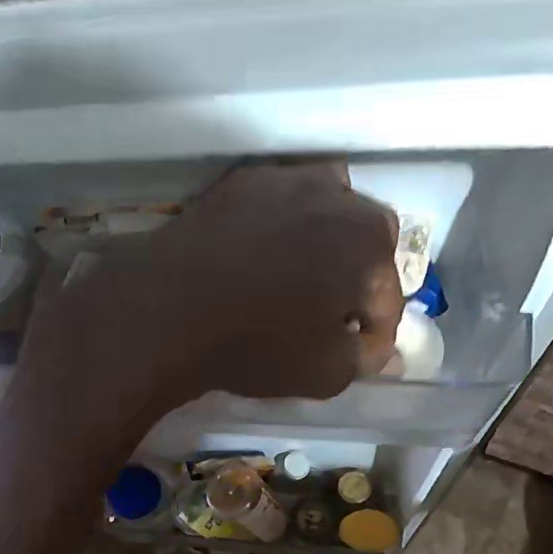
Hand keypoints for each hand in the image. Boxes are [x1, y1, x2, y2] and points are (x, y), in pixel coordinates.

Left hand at [17, 161, 402, 420]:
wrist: (163, 315)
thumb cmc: (256, 345)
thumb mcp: (326, 373)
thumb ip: (366, 358)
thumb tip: (377, 349)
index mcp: (366, 238)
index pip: (388, 293)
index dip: (378, 332)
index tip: (360, 355)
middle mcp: (333, 193)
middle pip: (363, 241)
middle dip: (357, 279)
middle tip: (331, 316)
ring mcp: (281, 180)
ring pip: (323, 208)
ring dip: (324, 241)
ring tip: (301, 278)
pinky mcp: (236, 183)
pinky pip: (276, 204)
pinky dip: (280, 228)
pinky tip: (259, 257)